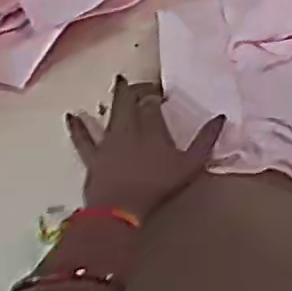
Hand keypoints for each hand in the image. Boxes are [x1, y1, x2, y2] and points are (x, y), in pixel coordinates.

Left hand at [66, 76, 224, 221]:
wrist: (120, 209)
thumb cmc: (159, 186)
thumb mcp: (191, 164)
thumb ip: (206, 140)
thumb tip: (220, 117)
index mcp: (152, 129)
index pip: (152, 103)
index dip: (156, 93)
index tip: (163, 90)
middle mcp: (128, 129)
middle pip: (130, 101)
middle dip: (137, 88)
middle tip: (143, 81)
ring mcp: (108, 141)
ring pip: (112, 113)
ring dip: (116, 97)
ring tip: (118, 81)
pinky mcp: (93, 156)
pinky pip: (83, 139)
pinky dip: (77, 127)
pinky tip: (71, 116)